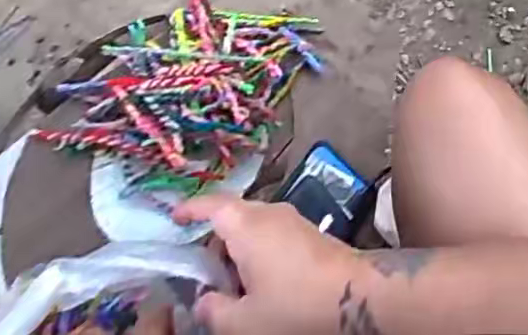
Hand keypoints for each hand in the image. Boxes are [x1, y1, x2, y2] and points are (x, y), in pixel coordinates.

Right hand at [174, 196, 373, 334]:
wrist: (354, 296)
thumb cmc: (293, 305)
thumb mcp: (243, 323)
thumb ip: (214, 311)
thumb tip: (203, 301)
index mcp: (249, 226)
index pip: (214, 205)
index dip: (192, 208)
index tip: (173, 215)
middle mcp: (270, 213)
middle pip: (233, 217)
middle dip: (213, 242)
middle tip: (200, 277)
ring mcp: (292, 220)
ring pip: (252, 227)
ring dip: (236, 251)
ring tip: (228, 289)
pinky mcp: (307, 232)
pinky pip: (270, 234)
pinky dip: (255, 253)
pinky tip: (256, 285)